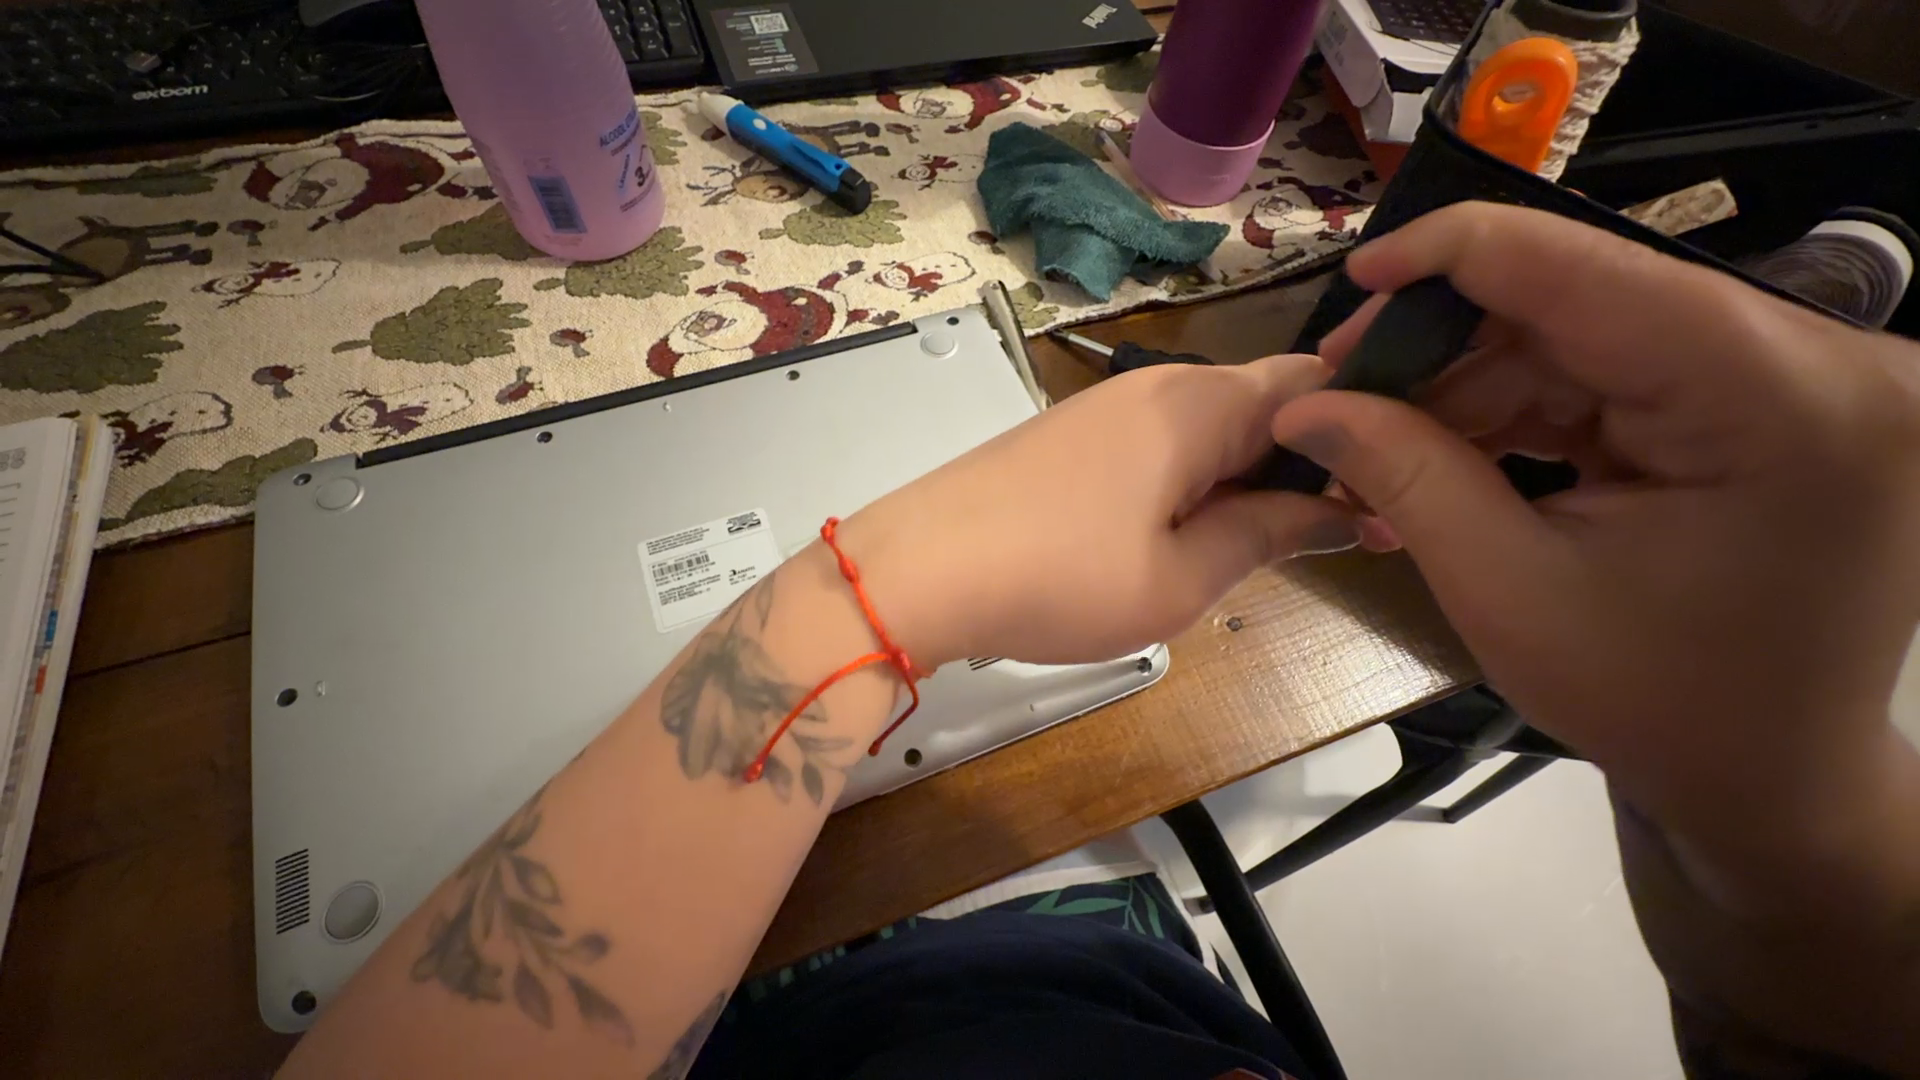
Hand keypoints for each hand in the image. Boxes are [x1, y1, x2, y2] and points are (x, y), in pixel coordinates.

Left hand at [838, 355, 1360, 670]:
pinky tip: (1173, 538)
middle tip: (1318, 541)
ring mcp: (1103, 408)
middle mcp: (1156, 385)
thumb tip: (1339, 510)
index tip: (1384, 496)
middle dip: (1298, 466)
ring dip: (1237, 482)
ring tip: (1244, 551)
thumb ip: (1267, 535)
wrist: (919, 570)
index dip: (1362, 435)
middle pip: (1260, 407)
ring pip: (1204, 432)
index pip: (1317, 384)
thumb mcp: (1181, 577)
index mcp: (1201, 404)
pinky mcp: (1066, 437)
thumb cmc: (1060, 577)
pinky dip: (1184, 485)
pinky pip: (1153, 448)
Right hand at [1268, 202, 1919, 870]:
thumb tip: (1302, 408)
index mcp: (1780, 404)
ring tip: (1376, 445)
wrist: (1759, 772)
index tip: (1357, 268)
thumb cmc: (1645, 697)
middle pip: (1581, 308)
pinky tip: (1441, 454)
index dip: (1463, 251)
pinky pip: (1600, 382)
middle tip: (1340, 394)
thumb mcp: (1502, 586)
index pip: (1597, 275)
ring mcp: (1786, 385)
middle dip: (1443, 348)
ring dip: (1464, 389)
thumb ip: (1403, 474)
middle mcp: (1809, 366)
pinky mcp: (1750, 411)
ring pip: (1577, 344)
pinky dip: (1507, 414)